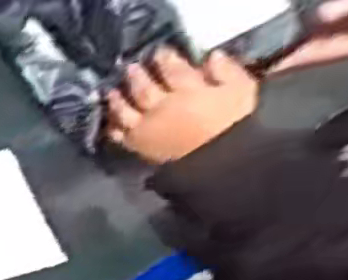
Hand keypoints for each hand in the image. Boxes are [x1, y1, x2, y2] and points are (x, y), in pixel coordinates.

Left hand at [107, 49, 259, 164]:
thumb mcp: (240, 88)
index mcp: (186, 90)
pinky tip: (108, 122)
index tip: (157, 52)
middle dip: (135, 77)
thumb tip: (212, 56)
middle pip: (143, 89)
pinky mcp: (136, 146)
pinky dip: (110, 126)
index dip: (164, 59)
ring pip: (124, 111)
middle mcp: (159, 108)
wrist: (214, 159)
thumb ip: (225, 71)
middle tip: (128, 69)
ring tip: (110, 92)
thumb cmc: (233, 121)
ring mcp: (144, 128)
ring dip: (115, 101)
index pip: (172, 69)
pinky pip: (118, 135)